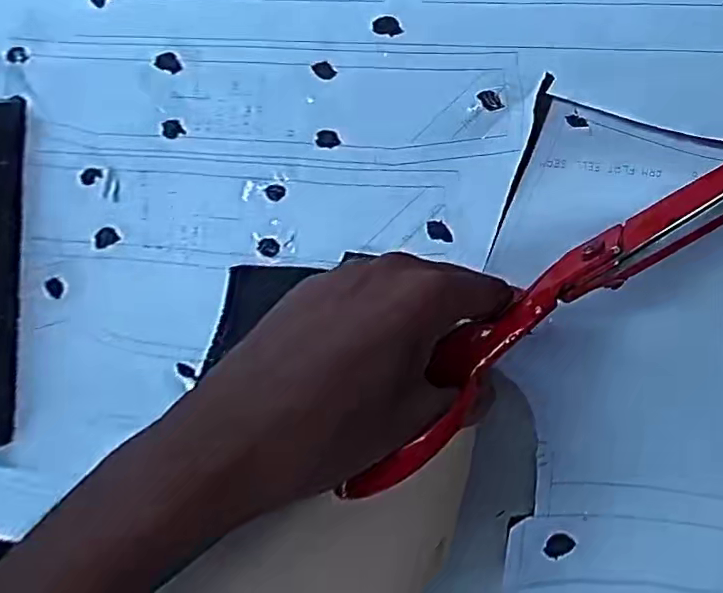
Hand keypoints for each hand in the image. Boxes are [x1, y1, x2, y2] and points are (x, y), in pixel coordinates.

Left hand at [161, 251, 515, 517]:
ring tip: (390, 376)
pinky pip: (365, 294)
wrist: (220, 449)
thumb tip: (473, 386)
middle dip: (455, 324)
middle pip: (448, 287)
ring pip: (405, 290)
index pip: (490, 291)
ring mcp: (345, 277)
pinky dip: (374, 320)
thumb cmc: (308, 433)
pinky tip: (352, 368)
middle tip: (444, 371)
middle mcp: (387, 273)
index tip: (500, 337)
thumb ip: (462, 394)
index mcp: (422, 295)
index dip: (502, 318)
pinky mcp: (313, 289)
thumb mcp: (412, 421)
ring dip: (413, 322)